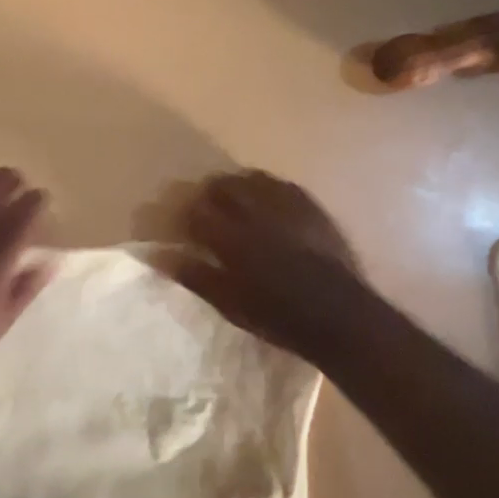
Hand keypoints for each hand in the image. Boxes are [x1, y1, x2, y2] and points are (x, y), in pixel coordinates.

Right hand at [174, 169, 361, 351]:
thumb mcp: (229, 304)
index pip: (193, 212)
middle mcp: (254, 211)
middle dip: (206, 194)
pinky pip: (280, 184)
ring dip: (235, 186)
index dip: (181, 216)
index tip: (177, 225)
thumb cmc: (279, 317)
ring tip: (232, 201)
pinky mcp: (309, 205)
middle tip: (203, 210)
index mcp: (230, 236)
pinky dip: (265, 187)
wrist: (340, 318)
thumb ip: (194, 275)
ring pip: (249, 179)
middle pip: (219, 186)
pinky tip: (265, 200)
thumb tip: (158, 256)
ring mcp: (284, 204)